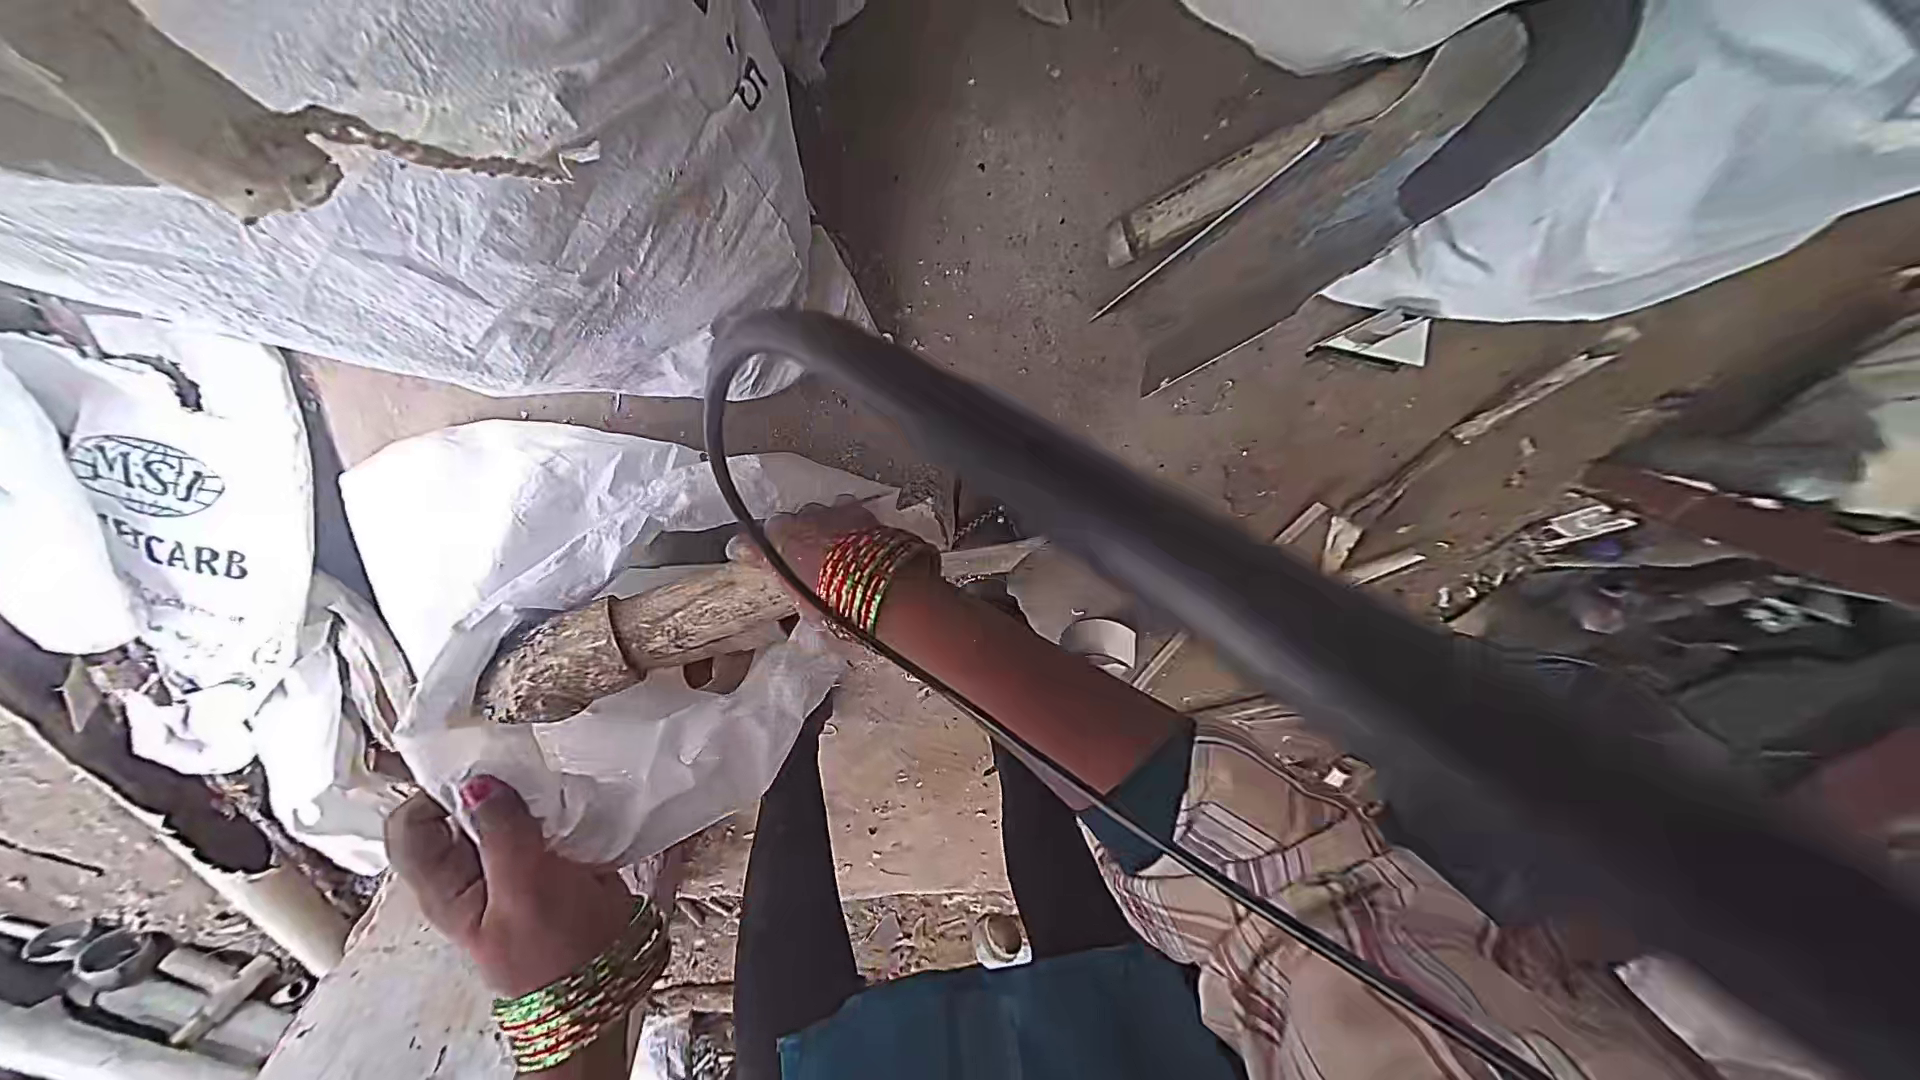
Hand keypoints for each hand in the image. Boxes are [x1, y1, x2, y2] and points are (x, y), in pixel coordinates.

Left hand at [385, 776, 632, 996]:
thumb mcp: (524, 893)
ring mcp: (513, 860)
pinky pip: (544, 815)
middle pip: (461, 810)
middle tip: (528, 765)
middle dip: (491, 782)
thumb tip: (476, 783)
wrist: (604, 971)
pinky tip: (577, 791)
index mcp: (446, 886)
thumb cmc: (555, 946)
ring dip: (529, 789)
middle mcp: (473, 868)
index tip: (483, 769)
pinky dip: (557, 800)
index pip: (413, 826)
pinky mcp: (551, 853)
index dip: (436, 793)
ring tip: (556, 774)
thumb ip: (502, 836)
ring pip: (506, 808)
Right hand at [734, 499, 880, 594]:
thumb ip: (800, 599)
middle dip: (790, 537)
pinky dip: (845, 521)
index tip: (744, 552)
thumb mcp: (812, 613)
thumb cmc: (842, 604)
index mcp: (775, 550)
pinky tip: (854, 535)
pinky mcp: (856, 508)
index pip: (747, 544)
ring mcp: (826, 512)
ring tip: (830, 546)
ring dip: (818, 526)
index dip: (745, 549)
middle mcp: (796, 524)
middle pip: (783, 524)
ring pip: (813, 513)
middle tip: (800, 556)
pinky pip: (843, 509)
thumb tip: (808, 606)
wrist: (885, 585)